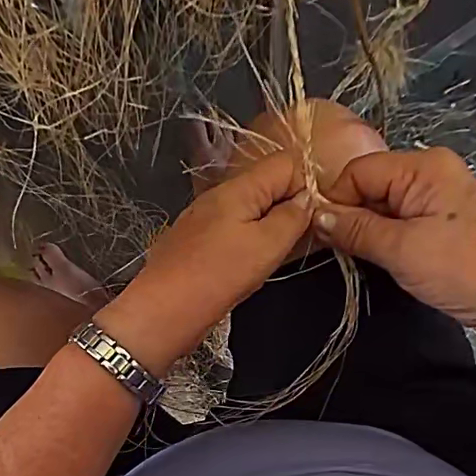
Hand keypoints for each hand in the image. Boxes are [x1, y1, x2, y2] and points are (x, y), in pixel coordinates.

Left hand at [96, 152, 310, 373]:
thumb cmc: (217, 276)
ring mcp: (202, 219)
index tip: (312, 218)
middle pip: (266, 187)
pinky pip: (231, 232)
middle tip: (296, 242)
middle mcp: (217, 196)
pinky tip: (246, 268)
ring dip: (267, 230)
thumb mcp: (267, 245)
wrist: (162, 312)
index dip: (305, 186)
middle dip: (287, 209)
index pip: (284, 163)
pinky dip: (246, 244)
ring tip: (272, 258)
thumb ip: (292, 217)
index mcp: (237, 188)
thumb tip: (307, 198)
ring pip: (248, 212)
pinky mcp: (194, 243)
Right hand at [315, 148, 475, 330]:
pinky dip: (385, 237)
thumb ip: (355, 229)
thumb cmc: (463, 268)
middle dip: (350, 215)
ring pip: (383, 205)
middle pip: (370, 185)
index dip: (335, 200)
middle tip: (337, 251)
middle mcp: (430, 172)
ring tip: (359, 257)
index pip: (357, 171)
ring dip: (367, 230)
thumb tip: (316, 215)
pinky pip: (400, 220)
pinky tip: (383, 258)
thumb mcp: (401, 248)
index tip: (319, 235)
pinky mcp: (444, 222)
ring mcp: (439, 197)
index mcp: (421, 166)